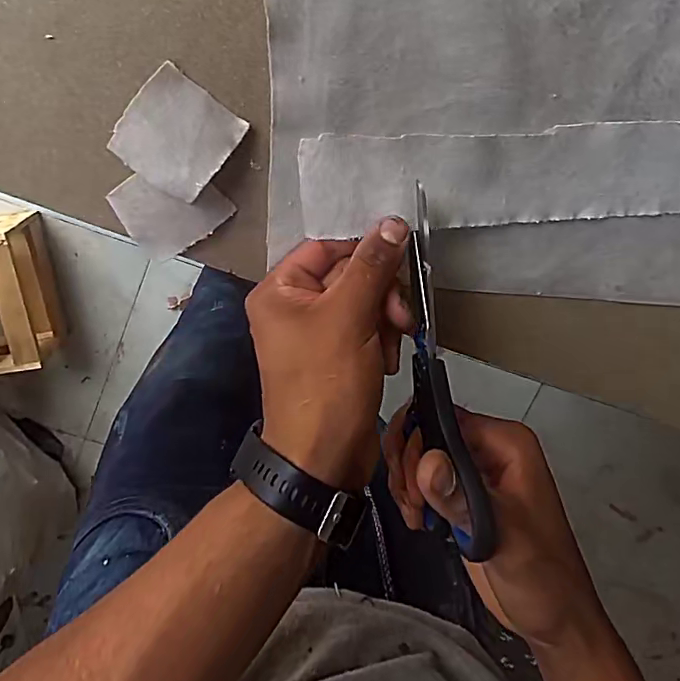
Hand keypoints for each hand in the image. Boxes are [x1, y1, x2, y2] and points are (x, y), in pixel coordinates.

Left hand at [246, 219, 413, 489]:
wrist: (324, 458)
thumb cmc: (327, 383)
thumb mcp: (350, 316)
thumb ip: (372, 266)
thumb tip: (393, 222)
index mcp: (280, 289)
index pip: (328, 247)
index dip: (364, 250)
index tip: (399, 258)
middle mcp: (294, 305)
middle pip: (351, 273)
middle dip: (381, 294)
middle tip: (399, 317)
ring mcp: (316, 331)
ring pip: (365, 299)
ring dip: (387, 318)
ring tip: (391, 345)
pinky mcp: (338, 352)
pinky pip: (368, 326)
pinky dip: (383, 338)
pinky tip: (386, 359)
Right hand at [383, 404, 609, 650]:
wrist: (553, 618)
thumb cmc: (544, 576)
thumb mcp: (501, 533)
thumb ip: (461, 498)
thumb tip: (428, 462)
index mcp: (509, 444)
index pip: (448, 418)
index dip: (420, 442)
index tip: (409, 478)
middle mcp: (493, 450)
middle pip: (431, 432)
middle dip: (410, 465)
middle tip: (412, 501)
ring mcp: (478, 473)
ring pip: (424, 454)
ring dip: (408, 482)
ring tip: (415, 514)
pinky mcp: (465, 497)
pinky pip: (427, 478)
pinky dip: (413, 495)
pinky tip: (418, 518)